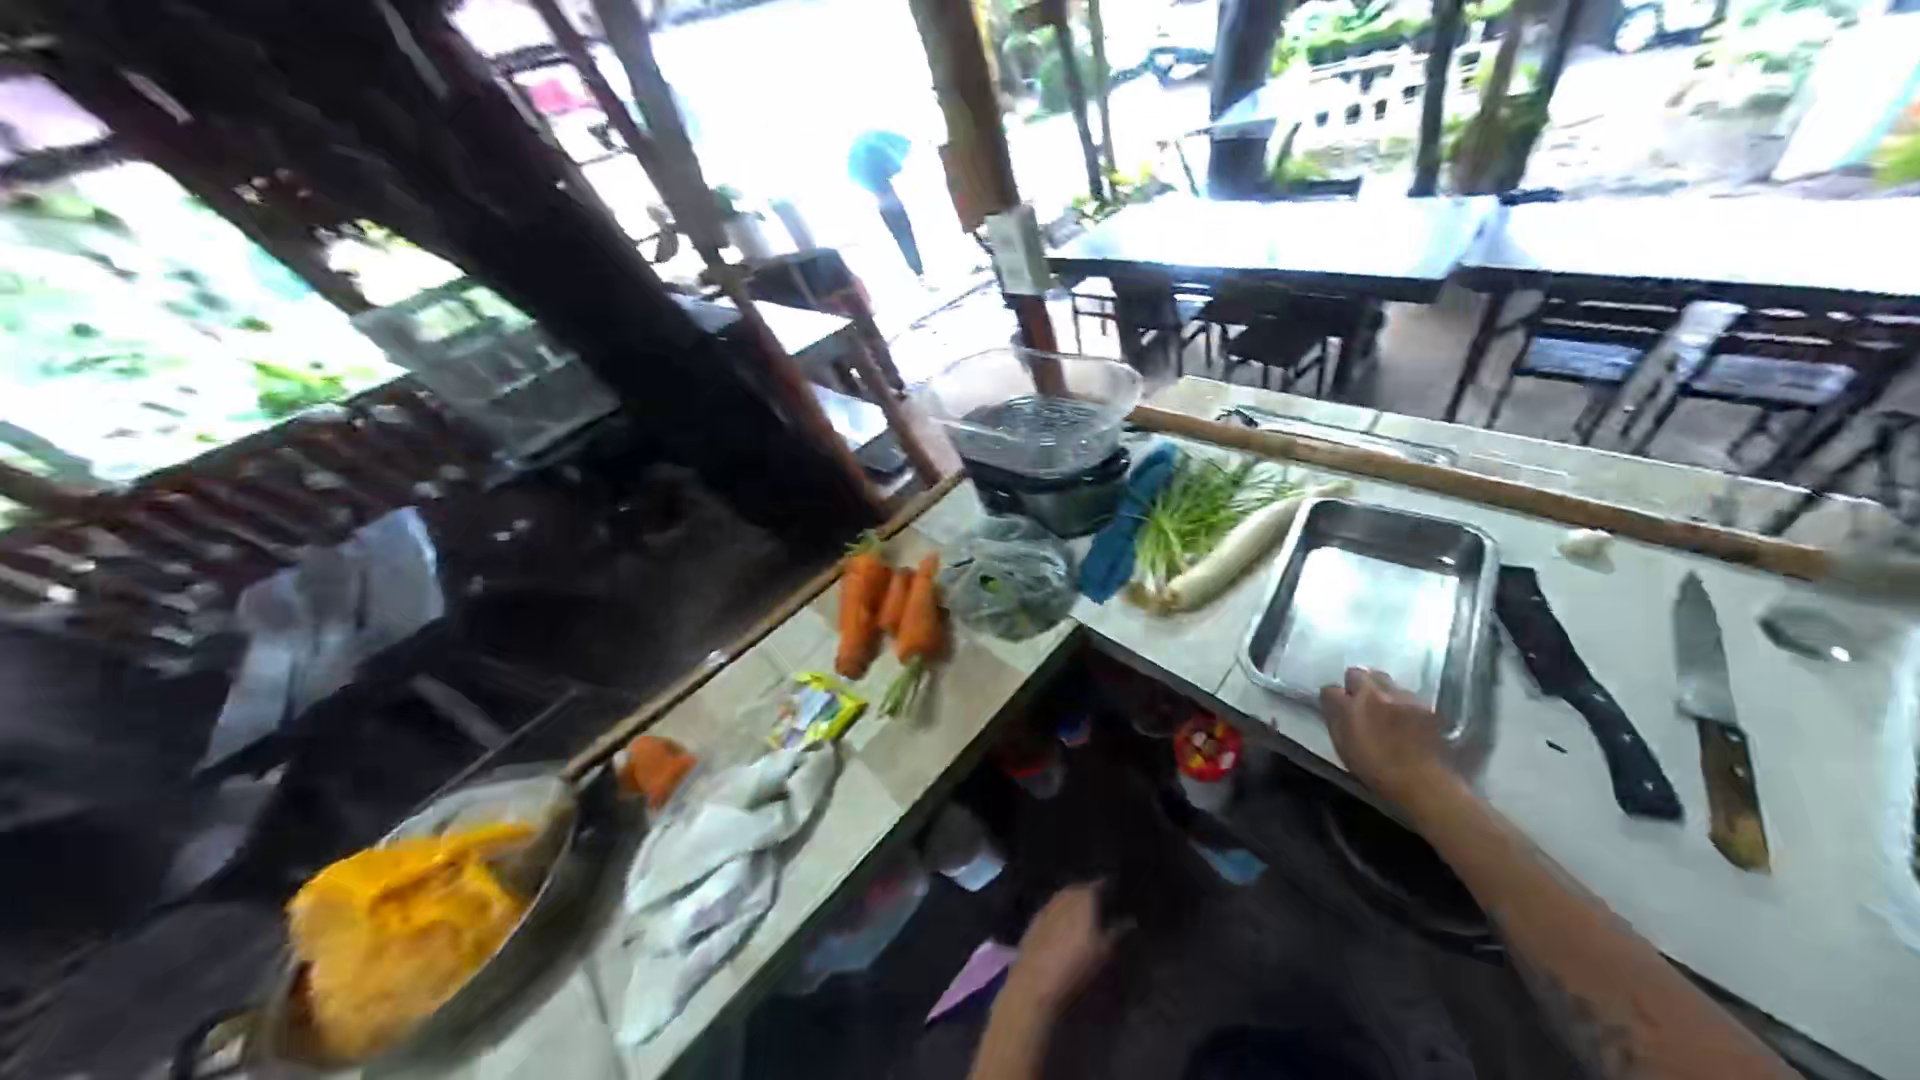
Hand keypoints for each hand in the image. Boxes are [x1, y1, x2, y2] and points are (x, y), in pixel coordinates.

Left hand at [1002, 883, 1119, 1017]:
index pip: (1097, 885)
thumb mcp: (1104, 952)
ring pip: (1062, 898)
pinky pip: (1050, 910)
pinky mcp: (1034, 920)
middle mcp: (1064, 897)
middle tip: (1098, 905)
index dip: (1105, 888)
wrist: (1036, 981)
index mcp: (1083, 898)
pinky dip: (1058, 913)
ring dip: (1072, 902)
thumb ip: (1115, 932)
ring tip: (1081, 915)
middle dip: (1088, 894)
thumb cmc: (1076, 965)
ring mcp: (1046, 907)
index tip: (1112, 894)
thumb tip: (1126, 921)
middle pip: (1078, 889)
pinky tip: (1061, 926)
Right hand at [1318, 667, 1454, 807]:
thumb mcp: (1343, 747)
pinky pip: (1406, 693)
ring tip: (1384, 708)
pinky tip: (1405, 718)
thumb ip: (1335, 719)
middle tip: (1358, 701)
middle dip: (1355, 683)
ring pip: (1384, 680)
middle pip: (1358, 673)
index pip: (1330, 689)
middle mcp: (1375, 694)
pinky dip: (1401, 701)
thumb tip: (1332, 703)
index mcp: (1351, 706)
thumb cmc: (1376, 770)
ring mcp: (1402, 697)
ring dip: (1379, 690)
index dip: (1331, 698)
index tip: (1335, 707)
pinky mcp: (1424, 705)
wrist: (1424, 783)